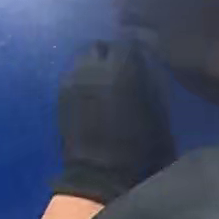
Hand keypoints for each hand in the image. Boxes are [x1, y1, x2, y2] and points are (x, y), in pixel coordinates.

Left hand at [54, 40, 172, 204]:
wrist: (99, 176)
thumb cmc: (140, 152)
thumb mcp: (158, 116)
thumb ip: (151, 85)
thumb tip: (147, 66)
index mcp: (121, 72)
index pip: (126, 43)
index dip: (135, 49)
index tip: (142, 58)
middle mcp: (92, 69)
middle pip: (100, 46)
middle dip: (111, 53)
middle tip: (122, 68)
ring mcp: (72, 79)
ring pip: (82, 56)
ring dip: (94, 62)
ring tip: (106, 79)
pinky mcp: (60, 92)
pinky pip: (72, 72)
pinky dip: (82, 75)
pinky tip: (92, 91)